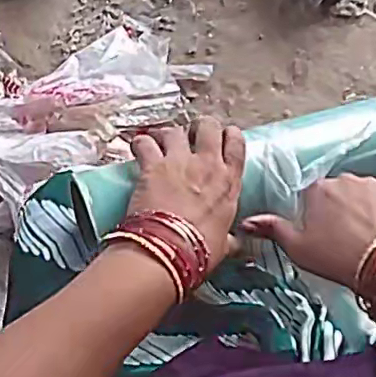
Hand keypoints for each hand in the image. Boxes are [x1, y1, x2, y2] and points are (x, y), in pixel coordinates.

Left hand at [125, 116, 247, 273]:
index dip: (229, 135)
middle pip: (208, 126)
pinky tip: (138, 147)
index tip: (223, 137)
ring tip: (161, 142)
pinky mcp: (153, 165)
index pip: (236, 143)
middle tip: (191, 136)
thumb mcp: (224, 244)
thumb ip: (231, 239)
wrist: (168, 250)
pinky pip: (145, 142)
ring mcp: (180, 161)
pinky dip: (141, 143)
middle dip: (199, 127)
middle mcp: (208, 164)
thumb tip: (237, 244)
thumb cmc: (200, 250)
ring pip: (176, 130)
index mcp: (229, 181)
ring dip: (168, 134)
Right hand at [239, 175, 375, 288]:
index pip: (311, 195)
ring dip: (364, 208)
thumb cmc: (337, 257)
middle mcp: (346, 179)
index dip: (315, 214)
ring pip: (364, 193)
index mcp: (318, 189)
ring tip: (366, 235)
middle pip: (339, 191)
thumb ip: (273, 229)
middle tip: (343, 236)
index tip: (321, 232)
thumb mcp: (298, 248)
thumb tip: (248, 222)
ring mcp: (374, 183)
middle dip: (340, 208)